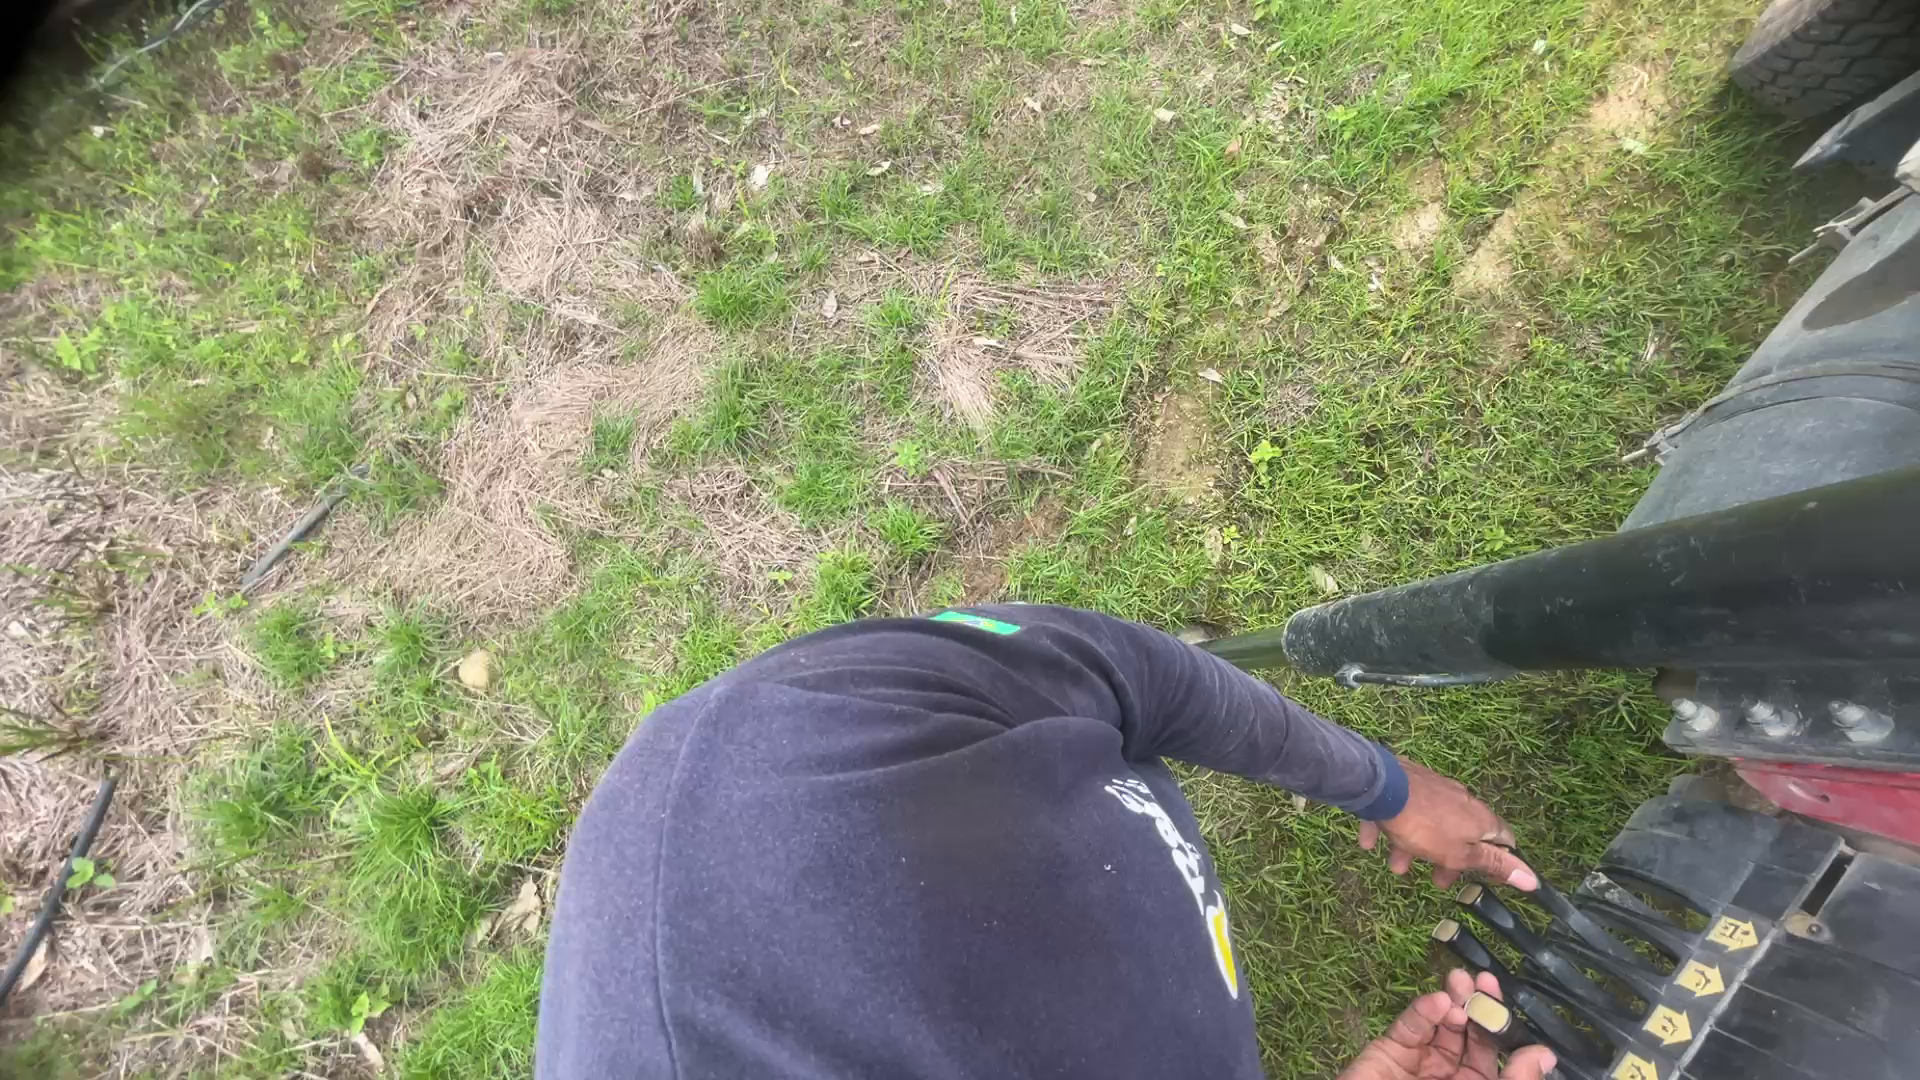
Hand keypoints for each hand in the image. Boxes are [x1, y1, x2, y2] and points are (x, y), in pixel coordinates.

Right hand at [1336, 969, 1557, 1079]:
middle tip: (1482, 981)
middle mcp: (1454, 1078)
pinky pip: (1409, 1028)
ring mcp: (1422, 1064)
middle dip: (1477, 1008)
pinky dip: (1422, 1012)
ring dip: (1452, 1003)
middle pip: (1469, 1036)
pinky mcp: (1390, 1051)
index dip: (1503, 1029)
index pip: (1497, 1057)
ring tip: (1461, 983)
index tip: (1507, 999)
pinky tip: (1439, 1002)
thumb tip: (1544, 1054)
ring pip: (1440, 1026)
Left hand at [1358, 757, 1538, 890]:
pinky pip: (1398, 810)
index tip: (1486, 878)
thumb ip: (1492, 864)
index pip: (1503, 839)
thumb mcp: (1459, 853)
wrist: (1378, 786)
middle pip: (1460, 834)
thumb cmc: (1424, 826)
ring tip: (1394, 866)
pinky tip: (1367, 841)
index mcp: (1479, 816)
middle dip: (1448, 860)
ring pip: (1425, 823)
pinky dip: (1386, 827)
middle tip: (1436, 881)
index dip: (1500, 860)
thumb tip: (1533, 879)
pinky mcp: (1401, 782)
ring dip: (1411, 847)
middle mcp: (1457, 798)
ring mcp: (1428, 788)